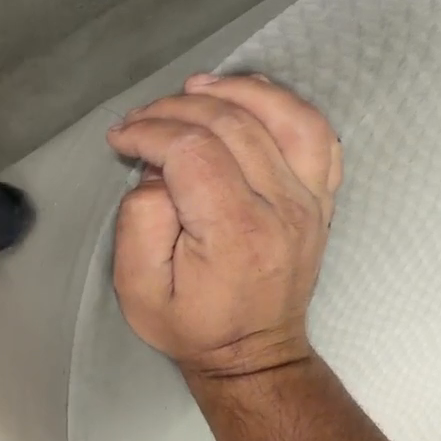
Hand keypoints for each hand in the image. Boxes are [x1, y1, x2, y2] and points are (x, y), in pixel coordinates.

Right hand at [106, 73, 341, 379]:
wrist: (252, 352)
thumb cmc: (188, 324)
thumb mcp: (137, 287)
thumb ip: (140, 221)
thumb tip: (156, 174)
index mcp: (234, 231)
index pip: (194, 150)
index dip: (150, 131)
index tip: (120, 139)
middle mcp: (282, 206)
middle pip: (232, 124)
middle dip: (174, 108)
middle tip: (138, 119)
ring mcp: (310, 198)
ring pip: (283, 115)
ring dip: (232, 91)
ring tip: (191, 87)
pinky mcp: (320, 195)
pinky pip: (315, 131)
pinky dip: (281, 102)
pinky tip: (247, 94)